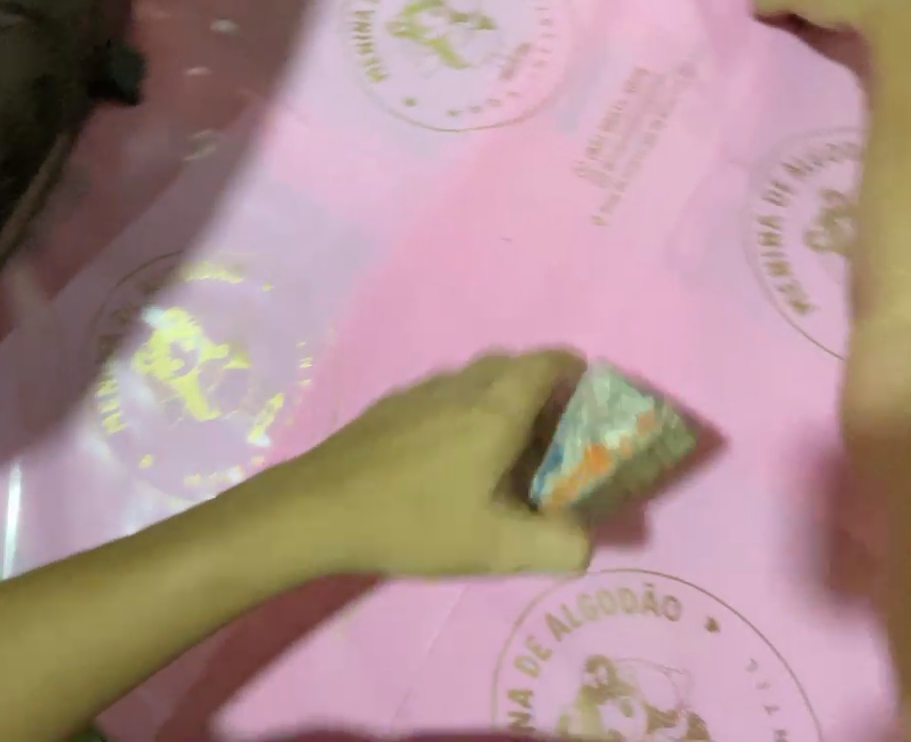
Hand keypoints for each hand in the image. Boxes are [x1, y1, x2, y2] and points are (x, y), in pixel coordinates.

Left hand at [261, 349, 591, 576]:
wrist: (321, 506)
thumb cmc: (415, 522)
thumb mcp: (499, 548)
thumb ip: (560, 543)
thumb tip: (583, 534)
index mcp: (492, 409)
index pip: (543, 362)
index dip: (573, 369)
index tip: (589, 396)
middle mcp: (456, 387)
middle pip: (509, 366)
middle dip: (541, 389)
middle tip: (554, 436)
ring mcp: (417, 392)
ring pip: (472, 379)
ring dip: (499, 399)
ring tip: (506, 451)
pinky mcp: (389, 406)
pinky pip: (442, 393)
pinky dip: (464, 409)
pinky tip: (453, 457)